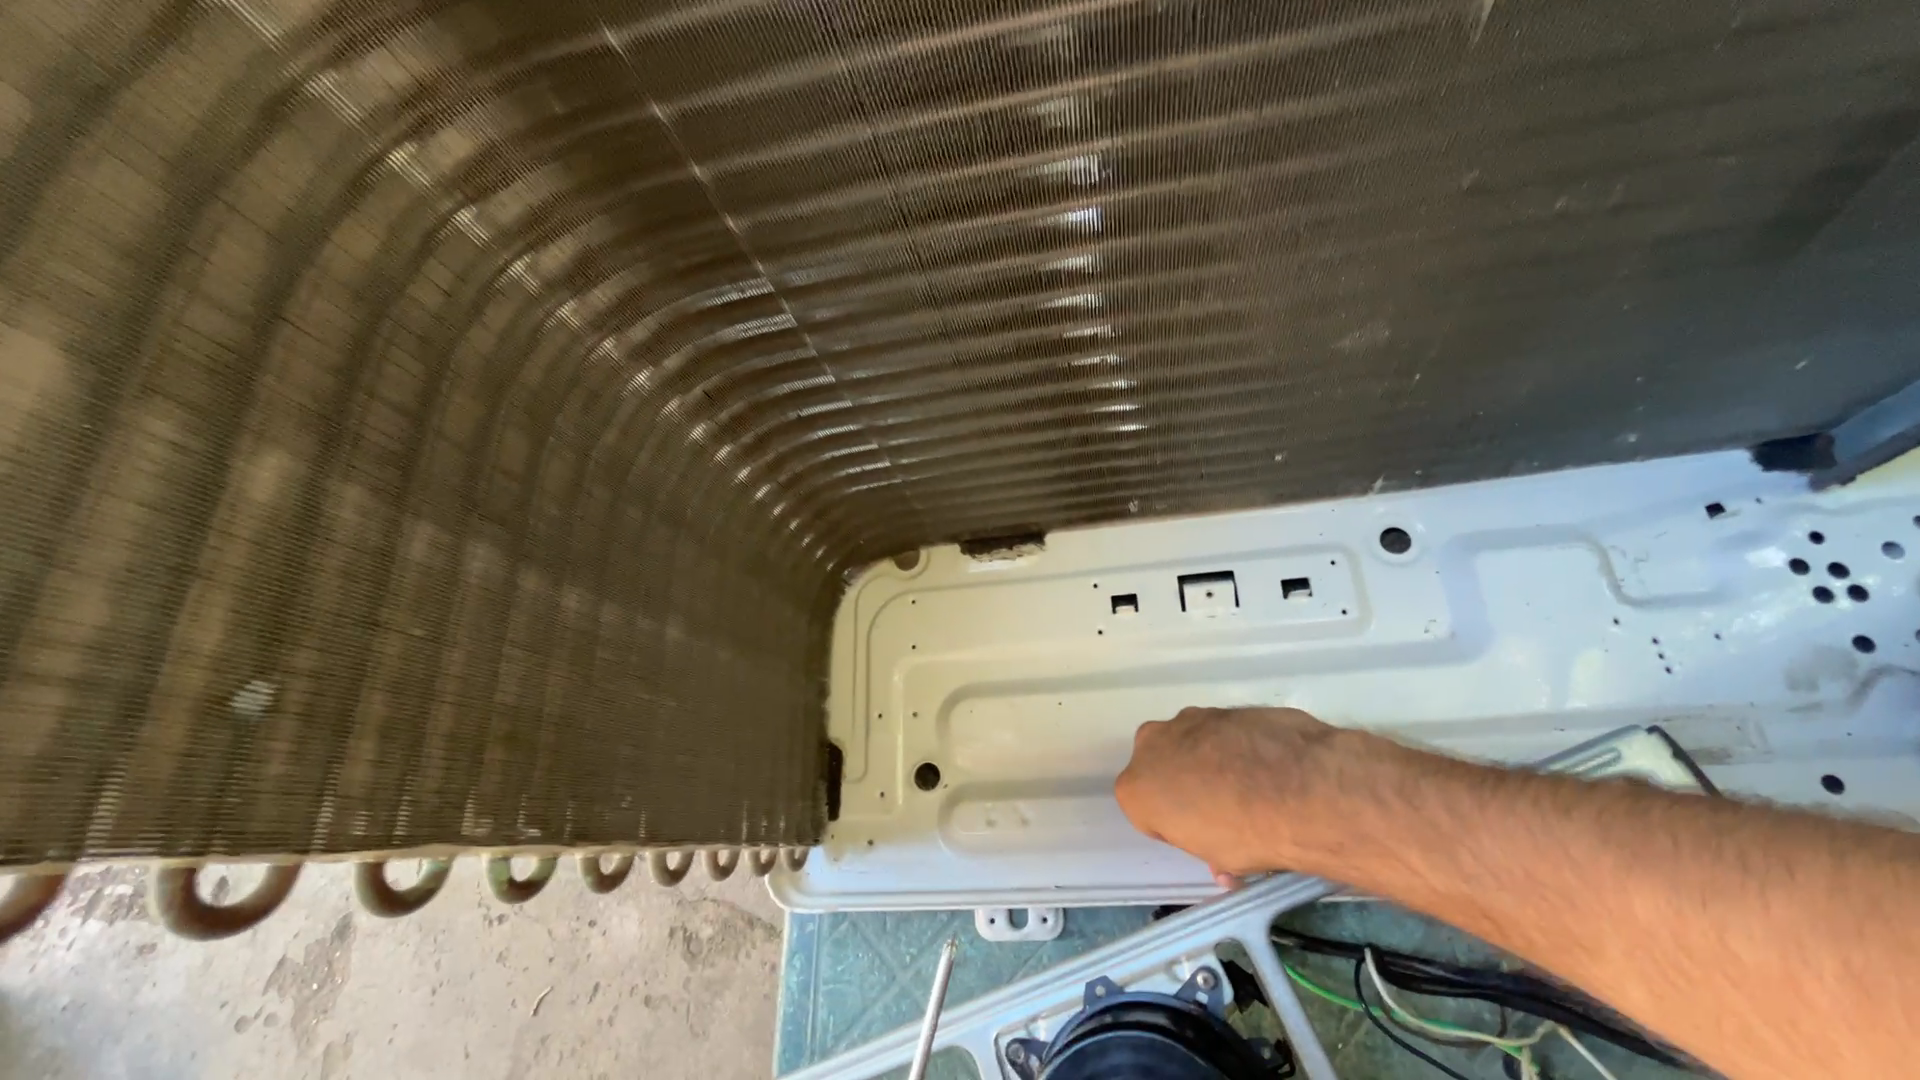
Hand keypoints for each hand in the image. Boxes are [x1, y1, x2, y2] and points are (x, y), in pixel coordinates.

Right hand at [1115, 706, 1394, 881]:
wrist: (1301, 789)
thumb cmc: (1245, 833)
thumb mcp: (1220, 858)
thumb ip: (1211, 850)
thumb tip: (1227, 865)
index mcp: (1136, 788)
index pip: (1146, 810)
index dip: (1175, 824)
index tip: (1202, 834)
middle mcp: (1152, 746)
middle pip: (1162, 766)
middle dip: (1184, 782)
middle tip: (1222, 808)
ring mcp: (1192, 719)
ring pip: (1193, 743)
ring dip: (1212, 760)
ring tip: (1253, 786)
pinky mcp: (1229, 707)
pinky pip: (1227, 732)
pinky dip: (1241, 746)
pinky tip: (1271, 767)